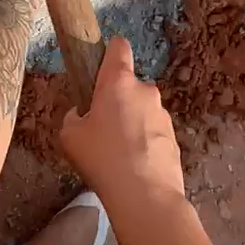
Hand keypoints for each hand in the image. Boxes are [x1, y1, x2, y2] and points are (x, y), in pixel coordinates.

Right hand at [59, 36, 183, 206]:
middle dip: (117, 100)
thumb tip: (82, 116)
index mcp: (118, 81)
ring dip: (132, 123)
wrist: (146, 197)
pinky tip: (134, 167)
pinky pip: (153, 132)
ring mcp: (163, 113)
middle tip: (102, 128)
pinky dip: (144, 142)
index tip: (100, 70)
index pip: (118, 47)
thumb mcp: (70, 137)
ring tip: (119, 154)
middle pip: (128, 85)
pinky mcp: (174, 137)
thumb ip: (73, 118)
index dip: (109, 52)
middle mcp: (145, 90)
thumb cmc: (102, 158)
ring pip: (141, 110)